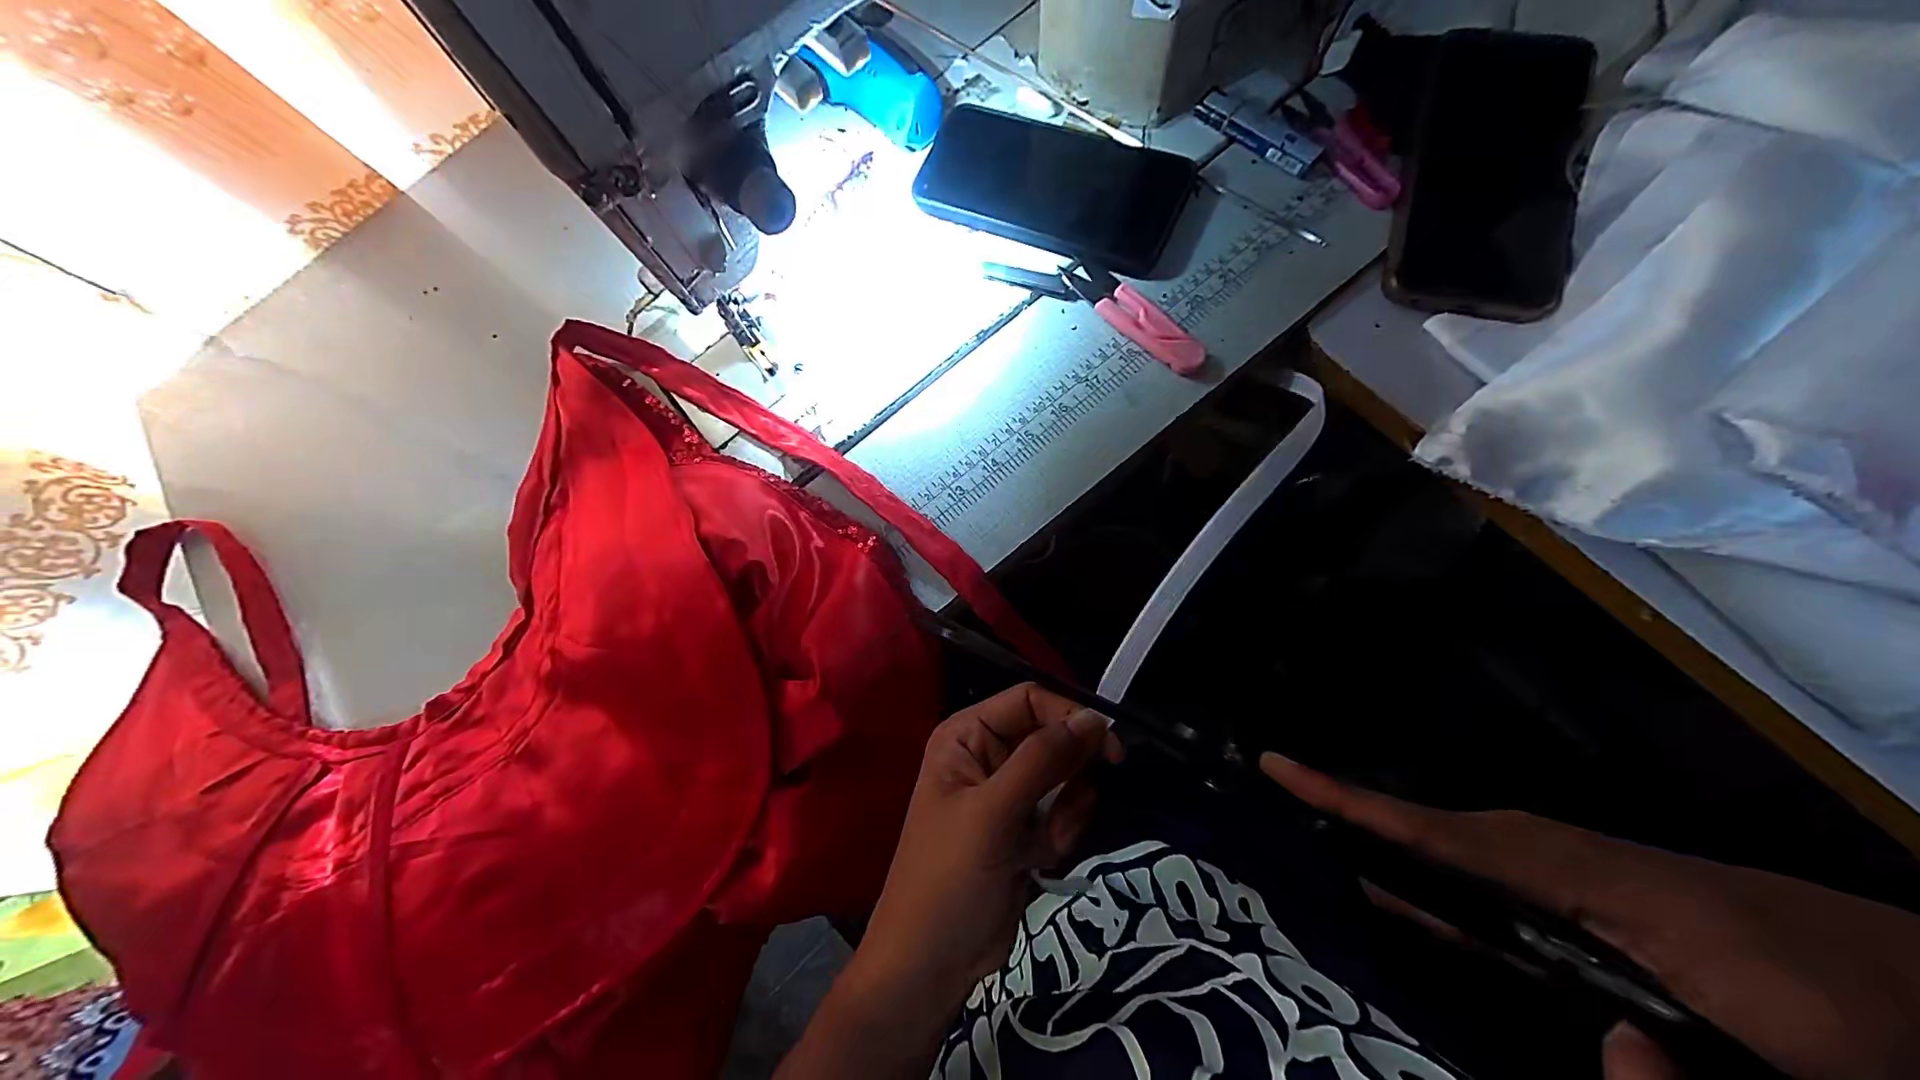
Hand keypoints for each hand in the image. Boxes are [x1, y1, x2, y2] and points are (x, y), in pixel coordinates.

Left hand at [860, 683, 1117, 996]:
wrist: (932, 964)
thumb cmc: (949, 878)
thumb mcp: (993, 812)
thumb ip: (1043, 759)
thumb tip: (1094, 717)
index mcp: (967, 735)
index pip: (1030, 699)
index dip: (1070, 717)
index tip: (1108, 750)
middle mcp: (988, 755)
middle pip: (1054, 738)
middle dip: (1068, 779)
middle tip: (1063, 814)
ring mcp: (1008, 794)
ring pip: (1067, 778)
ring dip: (1065, 814)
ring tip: (1040, 846)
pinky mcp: (1024, 828)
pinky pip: (1064, 813)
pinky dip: (1059, 837)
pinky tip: (1036, 863)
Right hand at [1261, 753, 1919, 1079]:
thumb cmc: (1880, 1025)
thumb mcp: (1813, 1065)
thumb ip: (1694, 1069)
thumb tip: (1599, 1040)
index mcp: (1629, 889)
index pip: (1471, 841)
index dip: (1375, 810)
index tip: (1289, 770)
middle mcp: (1600, 871)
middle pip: (1462, 834)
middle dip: (1374, 815)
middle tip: (1291, 794)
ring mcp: (1612, 891)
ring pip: (1482, 859)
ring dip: (1406, 849)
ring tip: (1335, 840)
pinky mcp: (1626, 919)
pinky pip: (1510, 894)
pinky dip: (1451, 887)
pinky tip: (1417, 900)